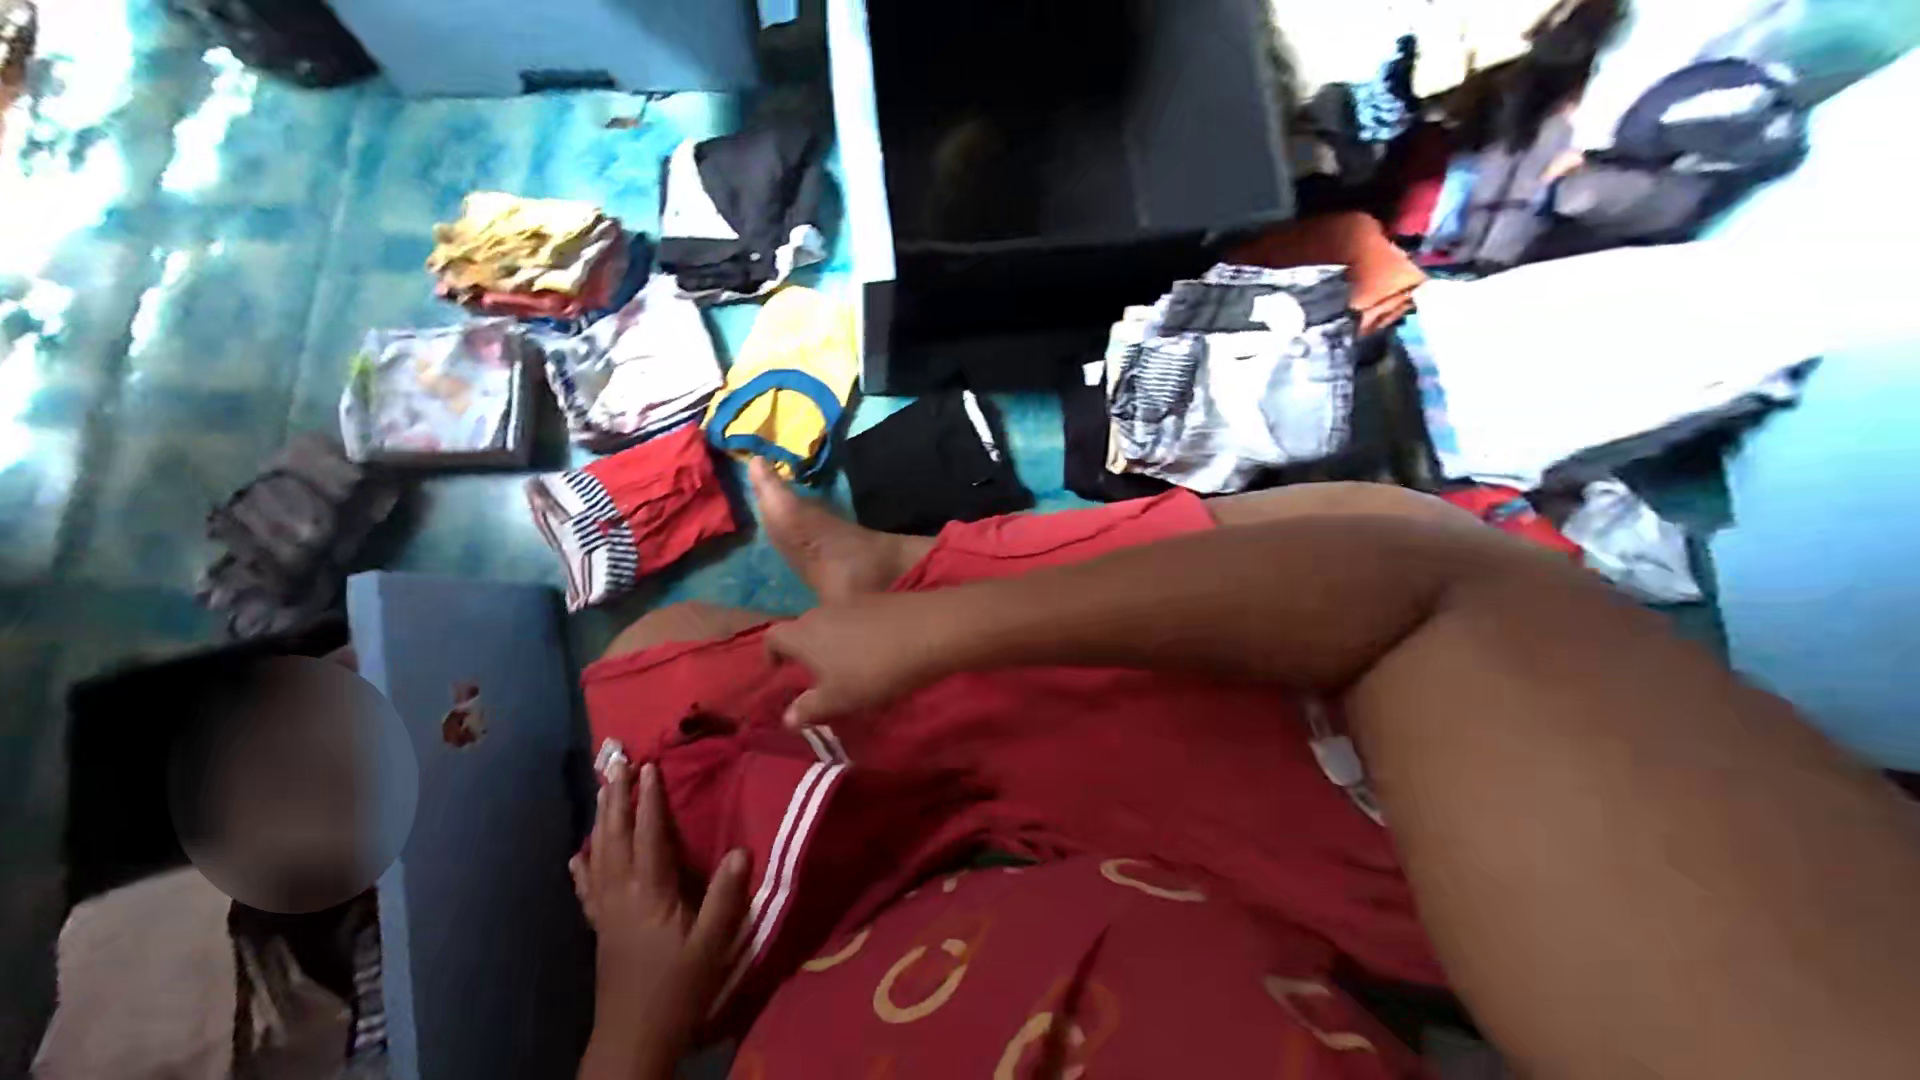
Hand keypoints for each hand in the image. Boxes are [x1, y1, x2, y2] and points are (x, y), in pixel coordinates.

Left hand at [571, 758, 748, 1079]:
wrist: (633, 1040)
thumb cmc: (678, 988)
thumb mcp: (711, 944)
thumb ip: (725, 897)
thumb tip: (740, 849)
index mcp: (649, 893)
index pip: (649, 836)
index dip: (650, 800)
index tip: (651, 766)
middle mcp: (621, 894)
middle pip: (615, 837)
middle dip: (616, 798)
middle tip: (616, 764)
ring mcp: (607, 911)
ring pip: (599, 854)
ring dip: (602, 820)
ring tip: (603, 791)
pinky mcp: (601, 928)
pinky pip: (588, 888)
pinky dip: (583, 865)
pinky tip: (578, 854)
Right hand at [764, 592, 956, 727]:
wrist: (928, 632)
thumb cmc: (872, 670)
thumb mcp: (838, 699)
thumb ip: (809, 708)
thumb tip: (786, 718)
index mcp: (802, 633)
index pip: (772, 638)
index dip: (771, 654)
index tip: (778, 671)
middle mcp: (821, 611)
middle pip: (803, 629)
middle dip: (805, 651)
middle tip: (816, 676)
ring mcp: (852, 602)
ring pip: (831, 623)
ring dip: (833, 643)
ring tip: (848, 669)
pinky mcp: (879, 600)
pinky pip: (857, 620)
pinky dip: (859, 636)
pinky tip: (877, 654)